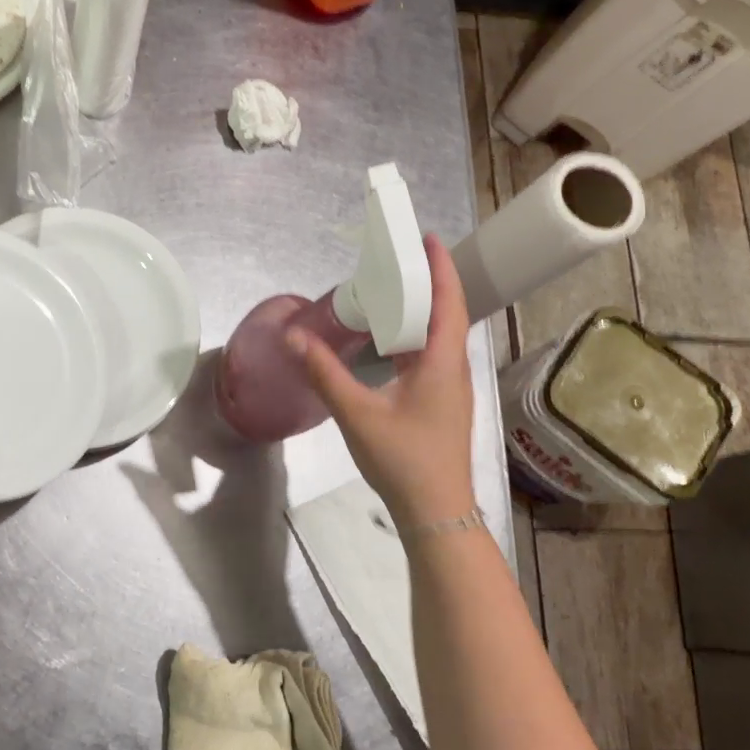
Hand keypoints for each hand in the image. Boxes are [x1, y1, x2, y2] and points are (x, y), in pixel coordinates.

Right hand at [289, 233, 476, 526]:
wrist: (436, 511)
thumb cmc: (402, 459)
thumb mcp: (357, 414)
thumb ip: (325, 373)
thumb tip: (294, 337)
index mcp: (443, 362)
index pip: (449, 301)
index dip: (441, 268)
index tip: (428, 238)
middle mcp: (454, 369)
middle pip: (446, 315)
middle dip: (426, 285)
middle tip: (396, 263)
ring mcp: (451, 390)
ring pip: (439, 339)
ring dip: (419, 314)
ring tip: (389, 296)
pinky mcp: (442, 406)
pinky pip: (430, 359)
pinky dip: (412, 341)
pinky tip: (388, 347)